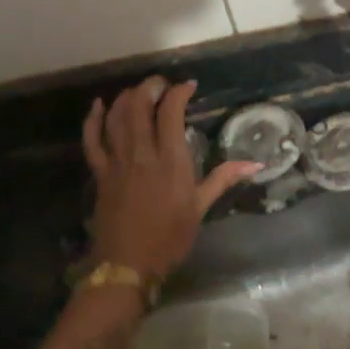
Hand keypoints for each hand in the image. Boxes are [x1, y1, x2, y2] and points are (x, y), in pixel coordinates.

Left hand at [81, 77, 259, 279]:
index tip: (189, 86)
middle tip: (162, 83)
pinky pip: (92, 140)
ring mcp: (117, 162)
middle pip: (139, 107)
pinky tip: (99, 106)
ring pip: (116, 117)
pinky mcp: (100, 173)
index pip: (170, 113)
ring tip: (140, 90)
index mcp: (171, 161)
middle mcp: (142, 154)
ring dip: (127, 97)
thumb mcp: (200, 207)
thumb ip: (223, 178)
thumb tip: (256, 164)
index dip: (178, 93)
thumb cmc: (170, 238)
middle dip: (150, 87)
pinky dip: (94, 120)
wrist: (128, 264)